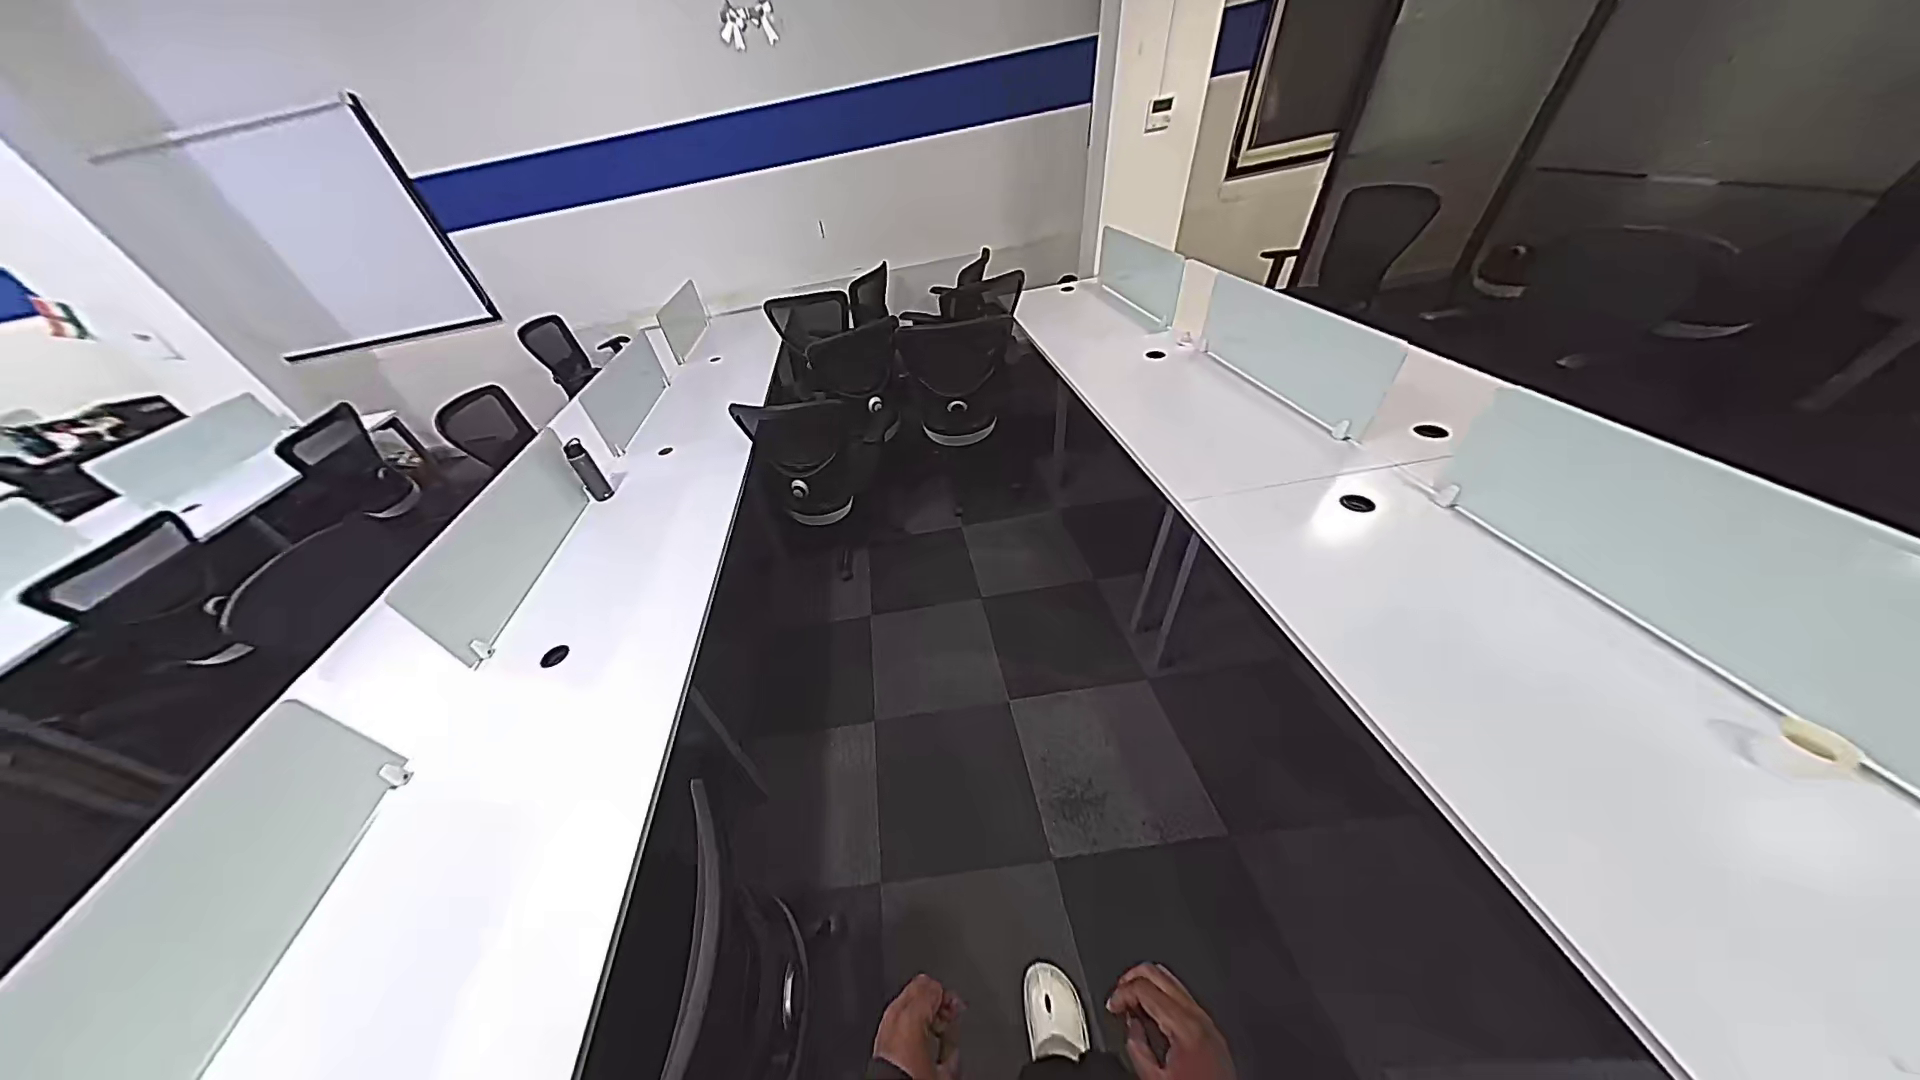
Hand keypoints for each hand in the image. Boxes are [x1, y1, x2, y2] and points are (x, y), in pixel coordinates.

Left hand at [874, 973, 964, 1079]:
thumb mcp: (945, 1067)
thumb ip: (953, 1040)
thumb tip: (954, 1036)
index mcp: (913, 1013)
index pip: (935, 986)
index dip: (949, 997)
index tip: (957, 1011)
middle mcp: (896, 1011)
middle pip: (920, 985)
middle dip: (935, 998)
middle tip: (947, 1016)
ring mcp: (886, 1021)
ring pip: (908, 996)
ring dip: (923, 1006)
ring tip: (934, 1029)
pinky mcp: (881, 1032)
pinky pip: (899, 1012)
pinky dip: (911, 1016)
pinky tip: (919, 1036)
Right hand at [1106, 963, 1235, 1079]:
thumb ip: (1138, 1049)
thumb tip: (1131, 1025)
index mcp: (1185, 1027)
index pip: (1144, 988)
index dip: (1121, 993)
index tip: (1112, 1006)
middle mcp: (1199, 1017)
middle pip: (1157, 972)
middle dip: (1131, 979)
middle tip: (1119, 997)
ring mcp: (1207, 1021)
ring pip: (1170, 979)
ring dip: (1147, 984)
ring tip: (1132, 1003)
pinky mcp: (1211, 1029)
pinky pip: (1182, 996)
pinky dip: (1161, 994)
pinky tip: (1153, 1013)